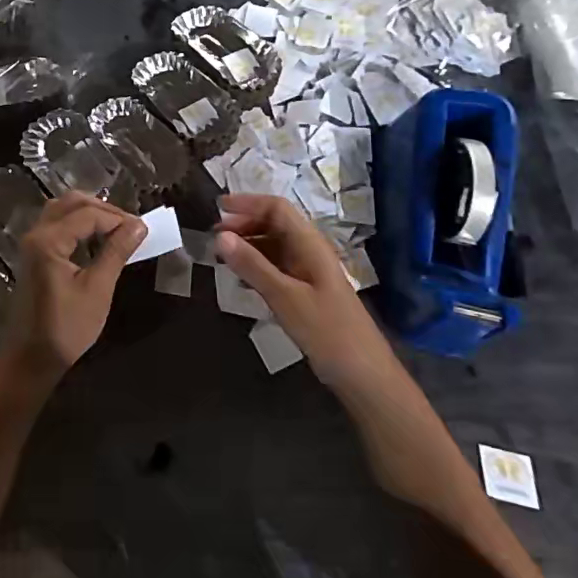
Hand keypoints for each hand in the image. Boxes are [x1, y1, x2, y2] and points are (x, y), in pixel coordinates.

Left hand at [0, 193, 146, 380]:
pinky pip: (57, 226)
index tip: (143, 229)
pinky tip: (97, 241)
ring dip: (90, 214)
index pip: (89, 214)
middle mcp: (36, 234)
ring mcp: (32, 244)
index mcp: (48, 241)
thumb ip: (116, 252)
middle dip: (104, 210)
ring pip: (62, 211)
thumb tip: (138, 225)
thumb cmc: (65, 329)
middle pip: (72, 203)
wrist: (30, 361)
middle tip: (130, 226)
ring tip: (117, 230)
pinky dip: (78, 225)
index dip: (118, 218)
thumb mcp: (97, 289)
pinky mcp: (34, 256)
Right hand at [215, 194, 403, 395]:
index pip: (277, 208)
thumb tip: (220, 236)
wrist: (363, 374)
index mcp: (310, 244)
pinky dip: (257, 268)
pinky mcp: (307, 293)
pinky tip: (241, 281)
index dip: (248, 203)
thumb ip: (252, 266)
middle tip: (214, 238)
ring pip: (274, 247)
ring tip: (221, 258)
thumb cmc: (327, 331)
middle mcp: (310, 251)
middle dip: (244, 225)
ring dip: (248, 246)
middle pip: (275, 224)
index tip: (217, 208)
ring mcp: (310, 273)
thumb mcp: (285, 297)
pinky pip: (278, 269)